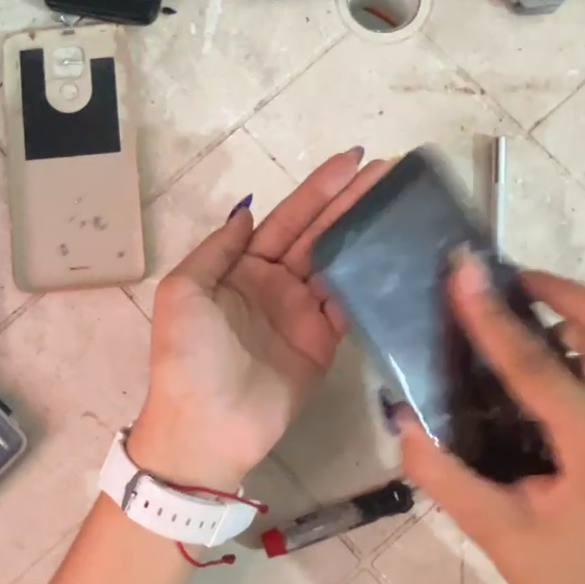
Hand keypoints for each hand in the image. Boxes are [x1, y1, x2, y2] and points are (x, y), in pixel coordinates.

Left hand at [129, 148, 390, 490]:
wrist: (207, 424)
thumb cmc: (188, 355)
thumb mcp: (183, 292)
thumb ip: (216, 250)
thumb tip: (244, 214)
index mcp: (239, 268)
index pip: (285, 219)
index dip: (317, 190)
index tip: (351, 159)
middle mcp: (274, 285)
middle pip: (318, 234)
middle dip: (350, 201)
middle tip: (389, 170)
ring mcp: (301, 314)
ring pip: (337, 263)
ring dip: (366, 233)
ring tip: (401, 203)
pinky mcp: (323, 343)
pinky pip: (348, 304)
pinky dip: (370, 280)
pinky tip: (395, 253)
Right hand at [396, 252, 584, 583]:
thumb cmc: (554, 569)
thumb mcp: (487, 527)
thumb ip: (440, 472)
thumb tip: (399, 417)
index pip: (536, 364)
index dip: (491, 316)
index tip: (461, 271)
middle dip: (557, 289)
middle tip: (502, 280)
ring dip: (575, 305)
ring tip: (520, 299)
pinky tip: (541, 341)